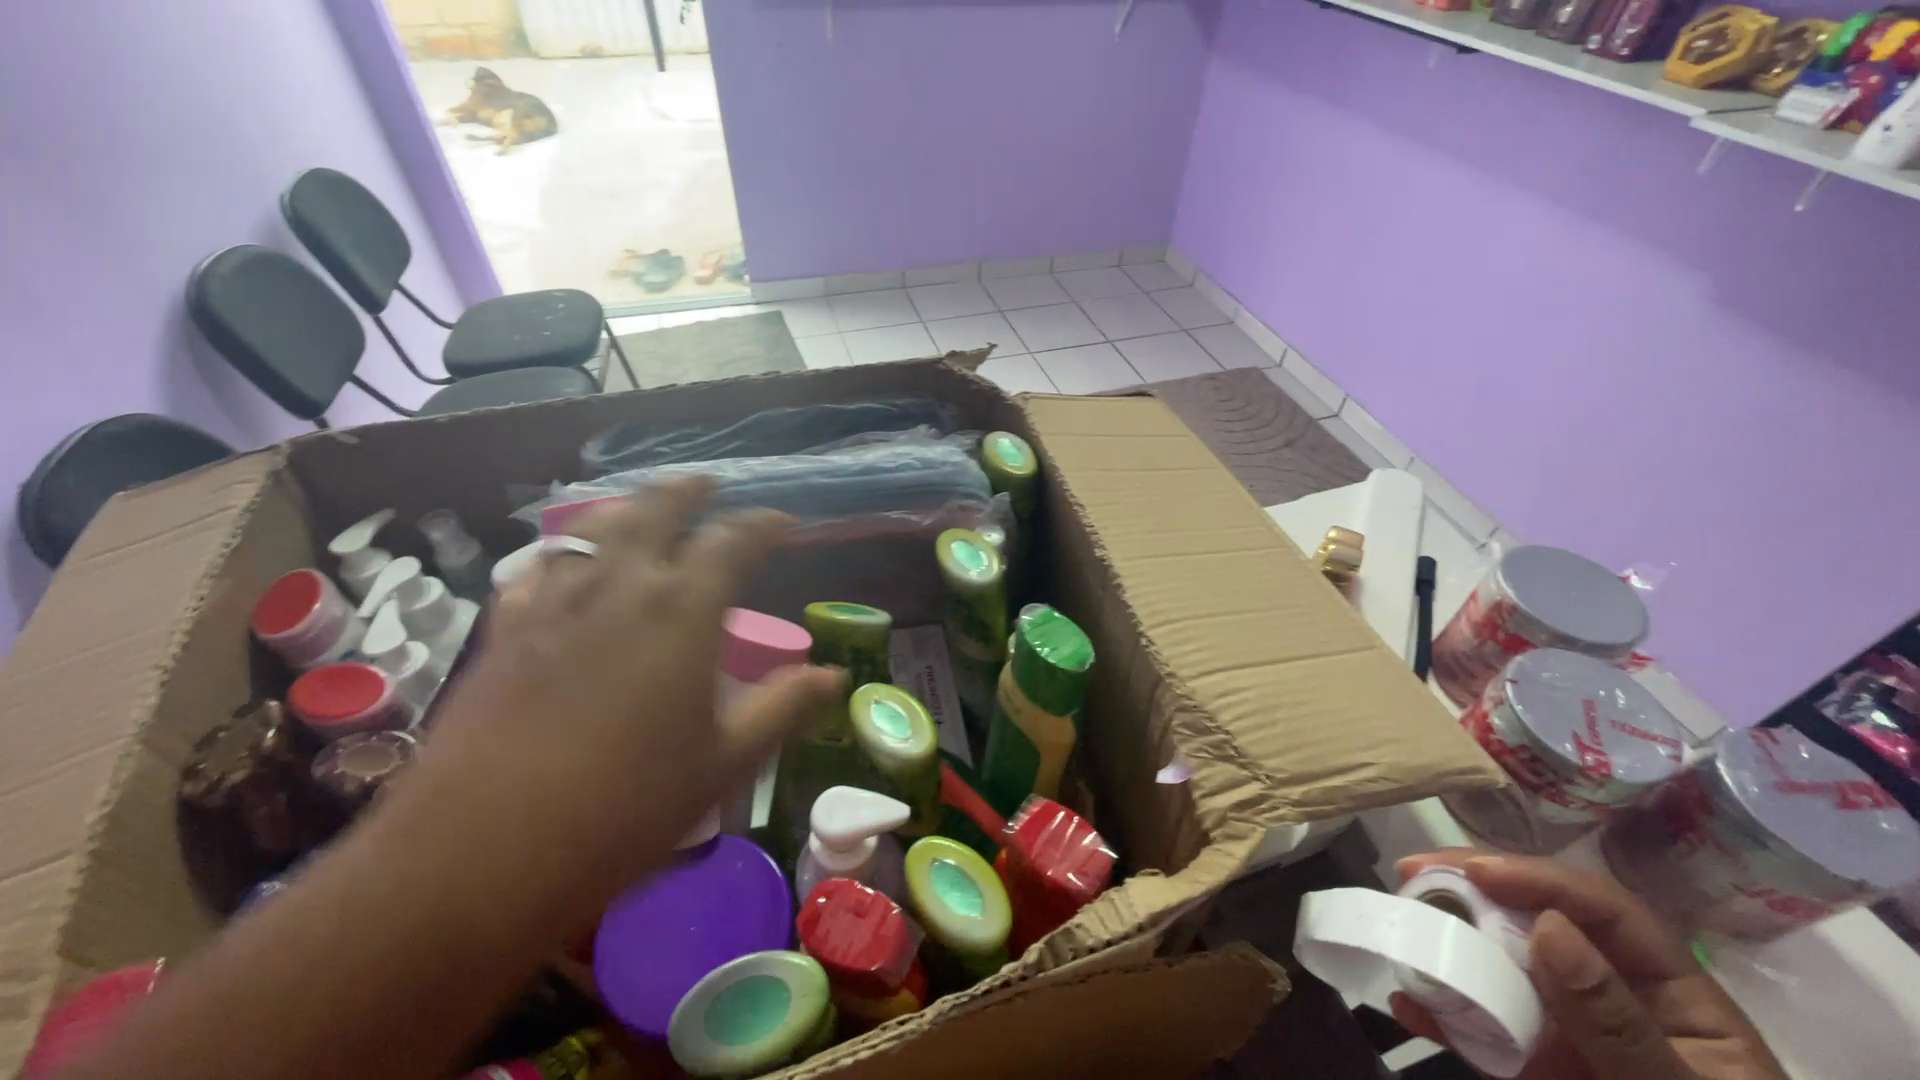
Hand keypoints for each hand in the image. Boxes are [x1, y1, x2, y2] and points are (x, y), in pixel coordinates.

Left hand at [396, 477, 843, 907]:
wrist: (484, 849)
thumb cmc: (626, 808)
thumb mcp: (723, 762)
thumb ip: (782, 708)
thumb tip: (832, 675)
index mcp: (683, 608)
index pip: (733, 541)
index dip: (763, 524)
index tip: (783, 521)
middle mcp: (619, 584)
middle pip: (655, 510)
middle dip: (688, 491)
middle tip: (708, 484)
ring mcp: (554, 601)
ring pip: (592, 529)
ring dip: (627, 509)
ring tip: (644, 510)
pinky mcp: (505, 629)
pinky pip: (539, 569)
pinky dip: (565, 555)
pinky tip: (566, 569)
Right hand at [1390, 851, 1785, 1079]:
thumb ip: (1621, 1025)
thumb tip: (1549, 927)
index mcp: (1677, 997)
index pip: (1607, 912)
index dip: (1541, 878)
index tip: (1475, 871)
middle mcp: (1617, 1001)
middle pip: (1544, 924)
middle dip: (1479, 892)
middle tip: (1414, 871)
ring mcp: (1575, 1038)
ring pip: (1507, 972)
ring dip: (1451, 945)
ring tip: (1402, 926)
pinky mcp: (1540, 1072)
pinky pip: (1489, 1034)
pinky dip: (1445, 1016)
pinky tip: (1408, 1005)